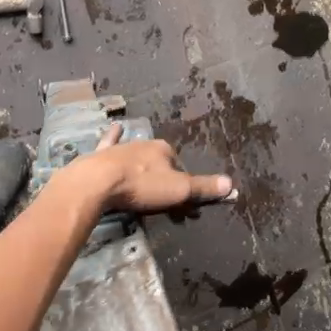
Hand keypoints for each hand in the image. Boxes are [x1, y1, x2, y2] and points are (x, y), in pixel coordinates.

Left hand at [65, 124, 235, 213]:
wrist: (98, 182)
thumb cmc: (142, 185)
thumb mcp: (179, 190)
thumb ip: (204, 187)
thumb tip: (232, 185)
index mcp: (165, 149)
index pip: (180, 167)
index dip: (182, 185)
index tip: (179, 203)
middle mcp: (145, 143)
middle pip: (159, 162)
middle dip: (162, 177)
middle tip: (159, 200)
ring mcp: (122, 147)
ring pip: (137, 155)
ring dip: (141, 165)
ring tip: (141, 181)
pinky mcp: (102, 154)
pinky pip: (110, 141)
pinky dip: (113, 135)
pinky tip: (115, 127)